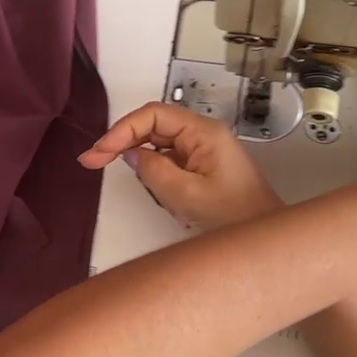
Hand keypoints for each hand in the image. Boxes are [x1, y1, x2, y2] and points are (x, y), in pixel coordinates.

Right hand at [78, 102, 283, 230]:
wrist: (265, 241)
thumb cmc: (235, 217)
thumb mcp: (186, 195)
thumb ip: (153, 170)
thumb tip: (131, 155)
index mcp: (203, 133)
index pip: (153, 115)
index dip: (122, 130)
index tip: (100, 151)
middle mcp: (202, 135)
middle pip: (151, 126)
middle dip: (121, 141)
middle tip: (92, 161)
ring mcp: (201, 150)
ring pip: (156, 142)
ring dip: (134, 155)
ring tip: (110, 169)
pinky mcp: (200, 166)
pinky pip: (166, 159)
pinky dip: (149, 170)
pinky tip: (146, 186)